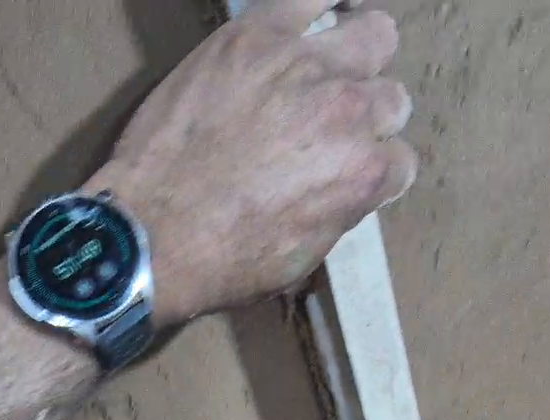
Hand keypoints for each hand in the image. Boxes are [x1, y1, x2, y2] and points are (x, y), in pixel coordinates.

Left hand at [87, 0, 417, 322]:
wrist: (150, 236)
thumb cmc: (216, 263)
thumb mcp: (294, 262)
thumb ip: (334, 214)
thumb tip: (342, 192)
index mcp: (362, 176)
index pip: (399, 161)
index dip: (370, 171)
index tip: (344, 174)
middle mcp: (348, 113)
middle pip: (389, 98)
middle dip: (364, 119)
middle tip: (322, 132)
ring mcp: (305, 66)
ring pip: (371, 36)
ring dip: (355, 58)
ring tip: (319, 77)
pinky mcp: (257, 36)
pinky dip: (318, 4)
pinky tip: (308, 21)